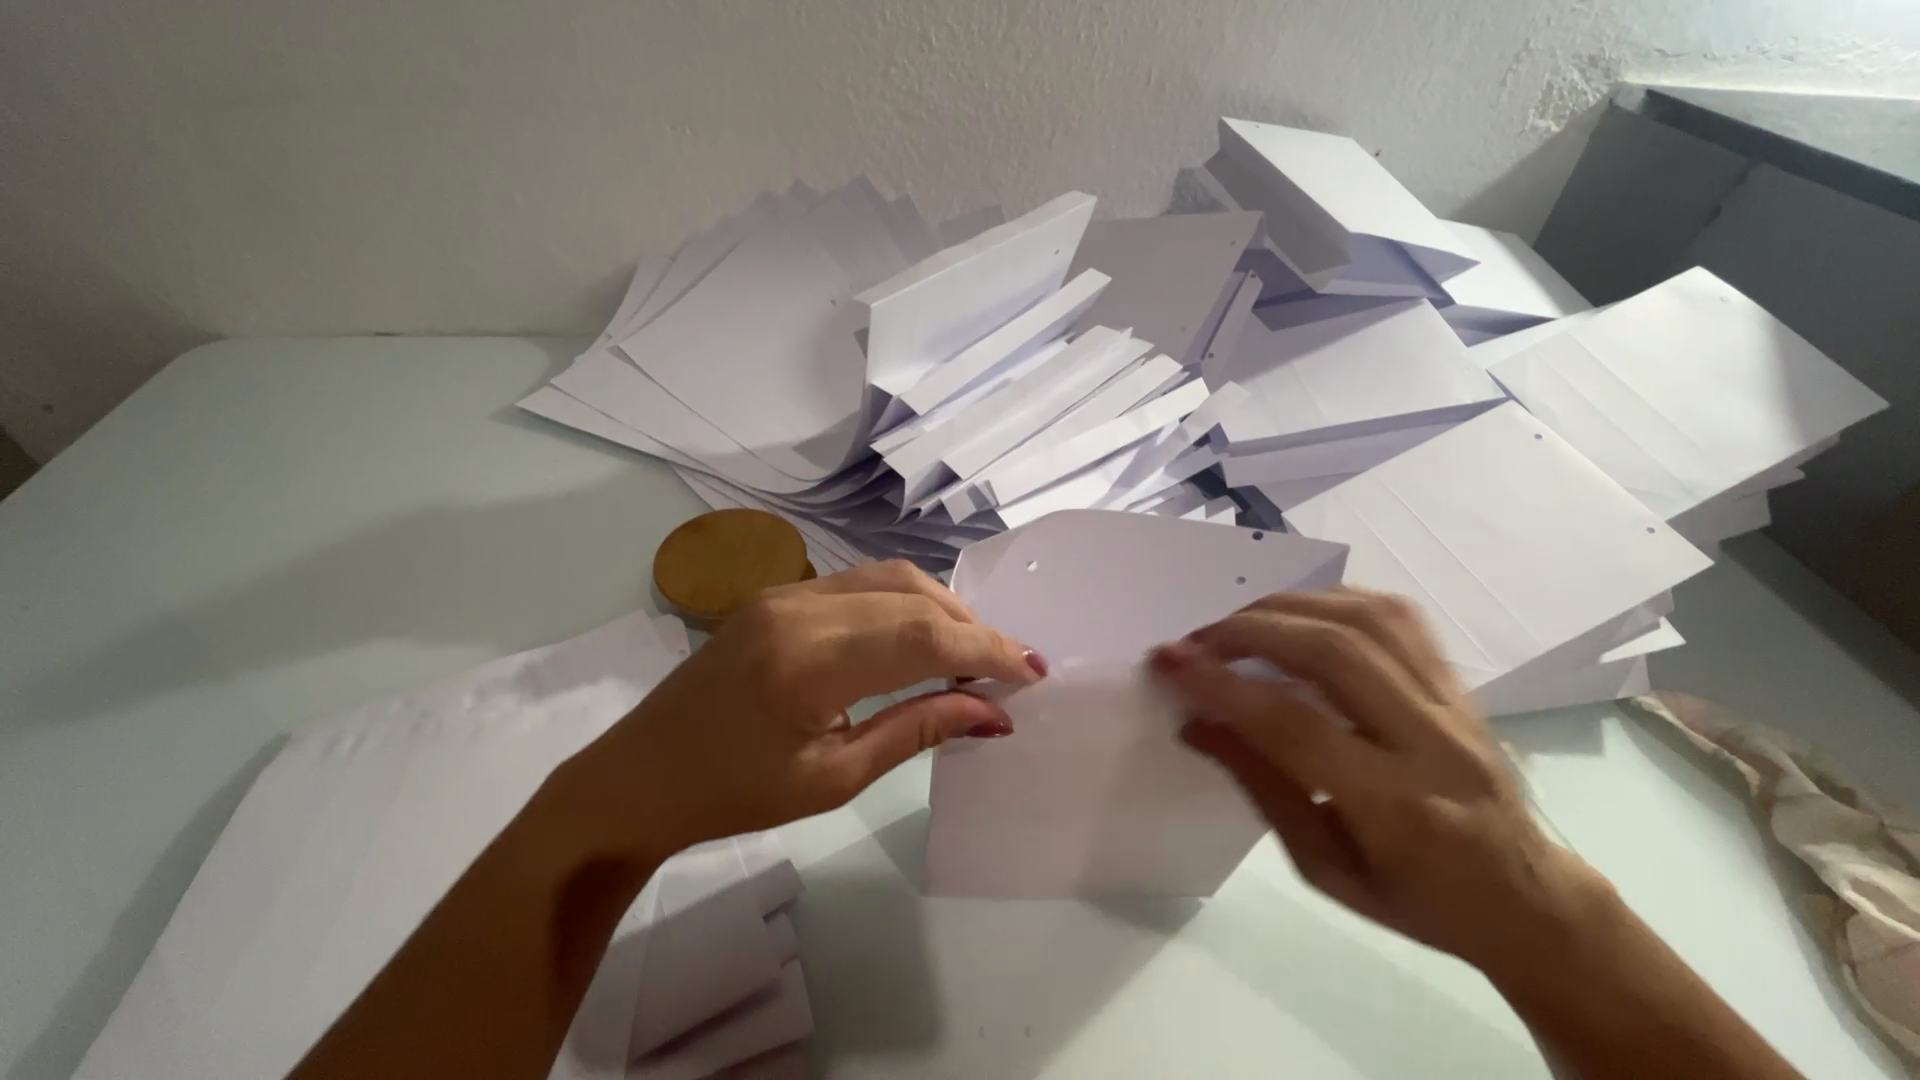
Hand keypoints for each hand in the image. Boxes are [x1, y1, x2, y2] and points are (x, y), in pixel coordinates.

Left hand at [567, 561, 1047, 860]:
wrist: (639, 776)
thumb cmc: (733, 794)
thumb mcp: (833, 778)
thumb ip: (917, 731)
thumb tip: (993, 713)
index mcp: (808, 663)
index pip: (923, 637)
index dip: (988, 650)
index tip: (1033, 673)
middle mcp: (797, 609)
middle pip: (912, 595)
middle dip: (973, 627)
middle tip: (1011, 667)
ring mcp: (782, 594)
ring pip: (888, 577)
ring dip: (941, 607)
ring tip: (974, 652)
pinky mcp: (775, 595)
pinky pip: (858, 583)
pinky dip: (903, 602)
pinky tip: (921, 636)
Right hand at [1150, 588, 1598, 972]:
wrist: (1524, 895)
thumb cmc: (1415, 899)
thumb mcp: (1322, 866)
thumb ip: (1261, 786)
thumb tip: (1196, 722)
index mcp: (1396, 808)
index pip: (1295, 725)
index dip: (1223, 685)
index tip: (1169, 662)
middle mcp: (1432, 743)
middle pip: (1334, 652)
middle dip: (1249, 632)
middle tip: (1195, 641)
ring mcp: (1454, 704)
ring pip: (1368, 619)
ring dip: (1287, 607)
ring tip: (1236, 624)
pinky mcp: (1460, 683)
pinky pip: (1396, 617)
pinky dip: (1332, 600)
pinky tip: (1294, 613)